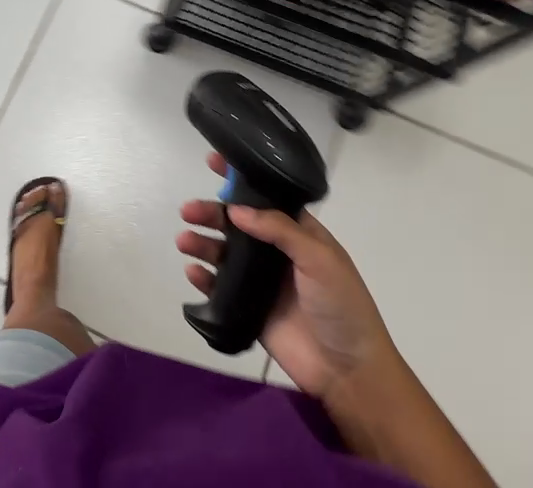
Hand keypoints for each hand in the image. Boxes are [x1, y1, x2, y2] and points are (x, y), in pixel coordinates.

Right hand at [178, 153, 395, 400]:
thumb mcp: (319, 259)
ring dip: (202, 243)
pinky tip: (193, 272)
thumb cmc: (342, 306)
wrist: (347, 370)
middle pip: (237, 224)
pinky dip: (203, 278)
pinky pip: (218, 288)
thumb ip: (279, 230)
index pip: (267, 198)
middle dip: (212, 213)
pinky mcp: (247, 308)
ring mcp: (261, 281)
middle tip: (188, 211)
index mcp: (300, 234)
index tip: (213, 161)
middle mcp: (277, 253)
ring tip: (185, 241)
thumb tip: (236, 210)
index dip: (241, 180)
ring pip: (223, 253)